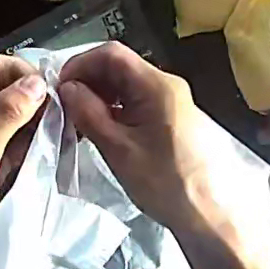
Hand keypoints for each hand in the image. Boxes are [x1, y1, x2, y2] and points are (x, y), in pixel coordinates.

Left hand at [0, 53, 46, 262]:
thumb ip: (7, 113)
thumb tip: (39, 82)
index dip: (19, 71)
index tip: (48, 90)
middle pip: (4, 86)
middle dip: (32, 94)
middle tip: (64, 109)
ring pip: (12, 111)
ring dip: (37, 116)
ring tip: (65, 125)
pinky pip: (15, 136)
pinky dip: (34, 136)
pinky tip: (56, 141)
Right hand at [57, 43, 227, 240]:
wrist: (209, 214)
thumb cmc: (166, 183)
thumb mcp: (118, 149)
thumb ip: (88, 113)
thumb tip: (67, 88)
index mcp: (157, 86)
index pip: (110, 54)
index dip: (79, 64)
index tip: (59, 88)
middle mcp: (166, 86)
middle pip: (118, 66)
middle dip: (86, 81)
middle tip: (64, 108)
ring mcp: (170, 102)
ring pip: (124, 85)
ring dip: (97, 97)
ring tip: (78, 122)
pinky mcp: (170, 118)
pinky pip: (135, 101)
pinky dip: (112, 109)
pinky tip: (99, 131)